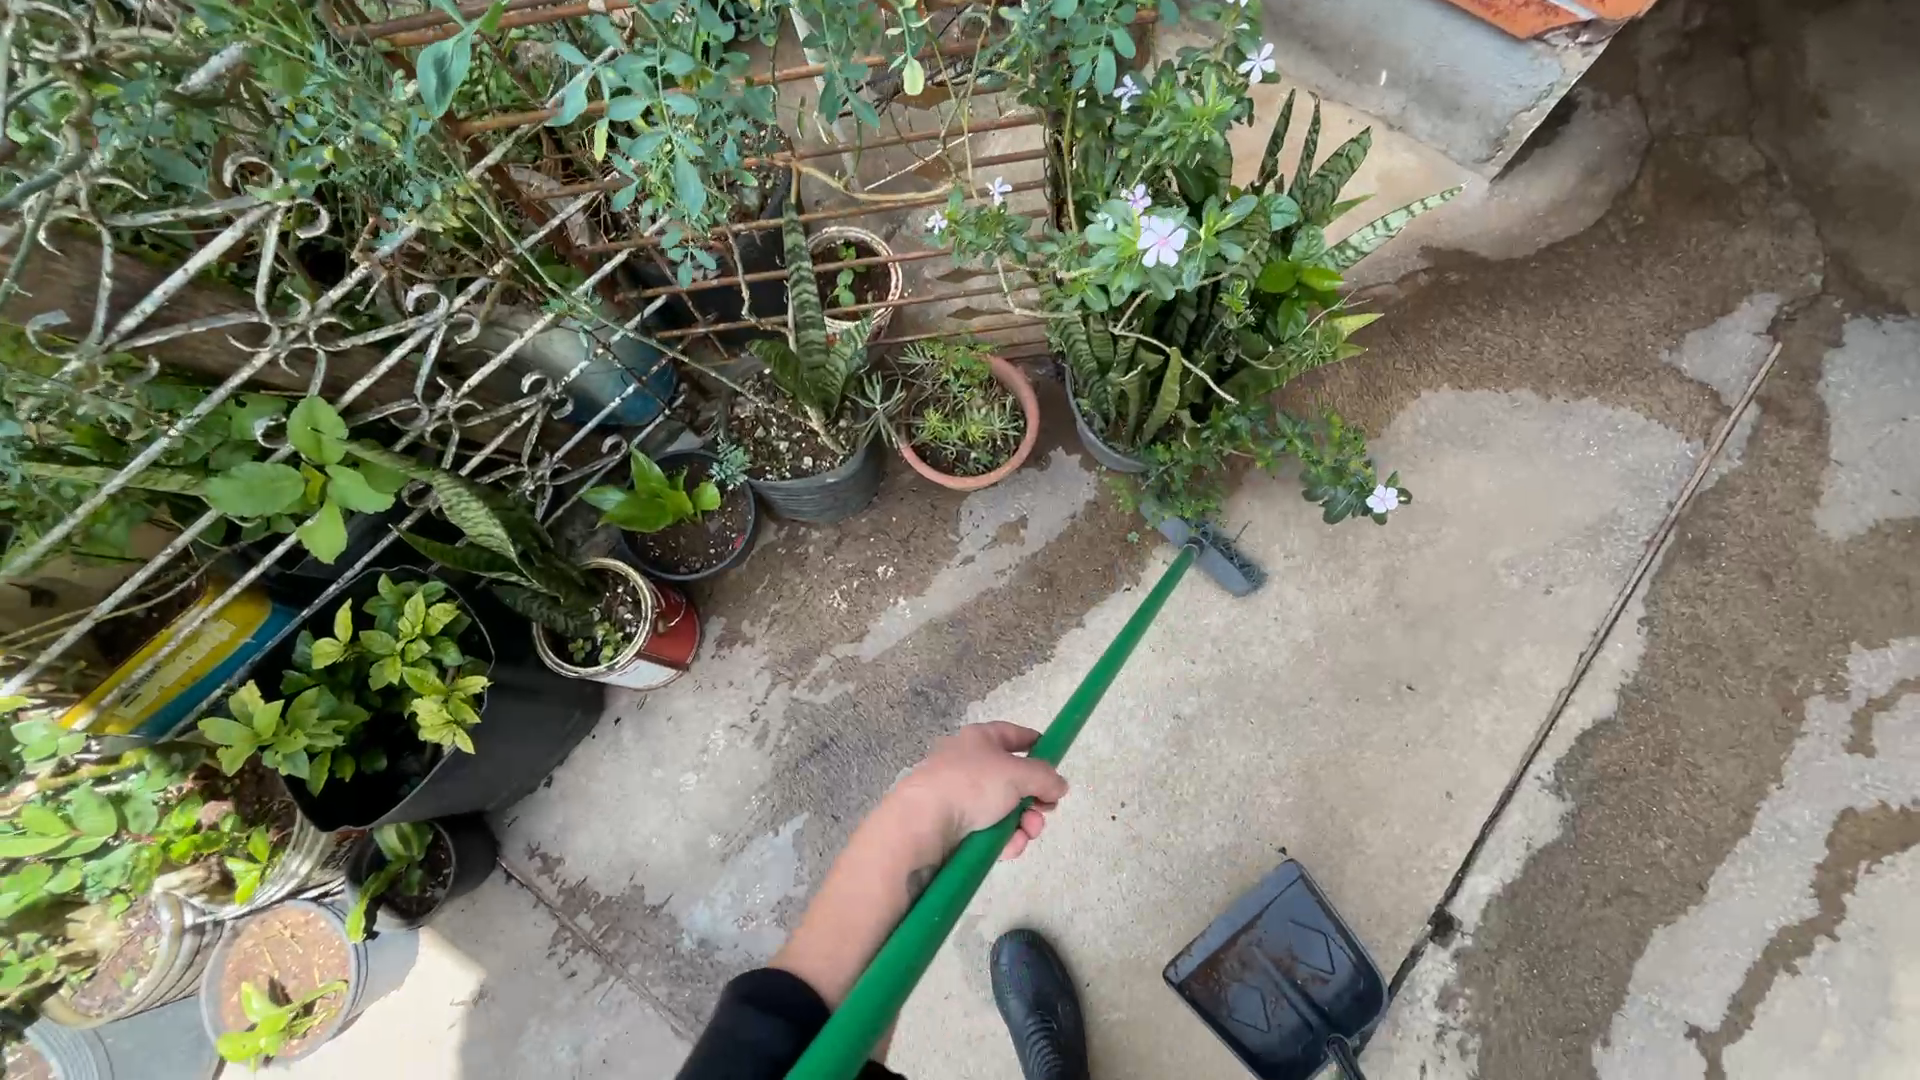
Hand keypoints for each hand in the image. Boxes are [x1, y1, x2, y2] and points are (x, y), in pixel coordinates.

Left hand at [892, 721, 1069, 860]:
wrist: (923, 822)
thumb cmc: (972, 784)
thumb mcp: (1017, 773)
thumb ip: (1044, 777)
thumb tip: (1059, 785)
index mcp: (980, 739)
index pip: (1013, 734)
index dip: (1035, 744)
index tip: (1054, 759)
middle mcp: (969, 763)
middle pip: (1012, 778)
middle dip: (1034, 797)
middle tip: (1046, 810)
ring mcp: (961, 796)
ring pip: (1004, 808)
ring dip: (1023, 822)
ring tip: (1027, 833)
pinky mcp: (956, 826)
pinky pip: (990, 830)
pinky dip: (1004, 838)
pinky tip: (1009, 846)